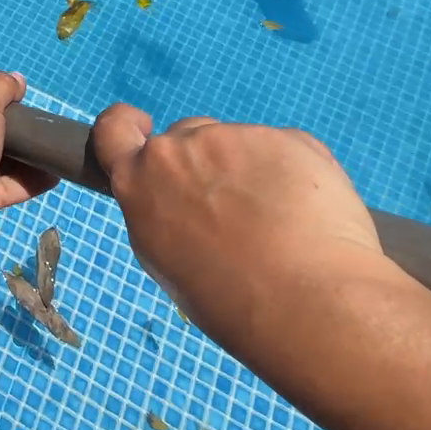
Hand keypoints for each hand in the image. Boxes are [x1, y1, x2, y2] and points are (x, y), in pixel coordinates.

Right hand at [91, 103, 401, 353]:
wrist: (308, 305)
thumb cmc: (228, 302)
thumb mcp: (165, 257)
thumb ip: (160, 211)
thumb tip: (183, 204)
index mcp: (136, 180)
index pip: (113, 128)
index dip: (128, 124)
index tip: (145, 128)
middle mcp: (174, 149)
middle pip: (187, 137)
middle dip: (209, 161)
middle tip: (242, 209)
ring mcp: (229, 137)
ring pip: (240, 144)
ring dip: (255, 168)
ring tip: (288, 222)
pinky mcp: (284, 138)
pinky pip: (288, 150)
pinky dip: (299, 173)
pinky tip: (316, 215)